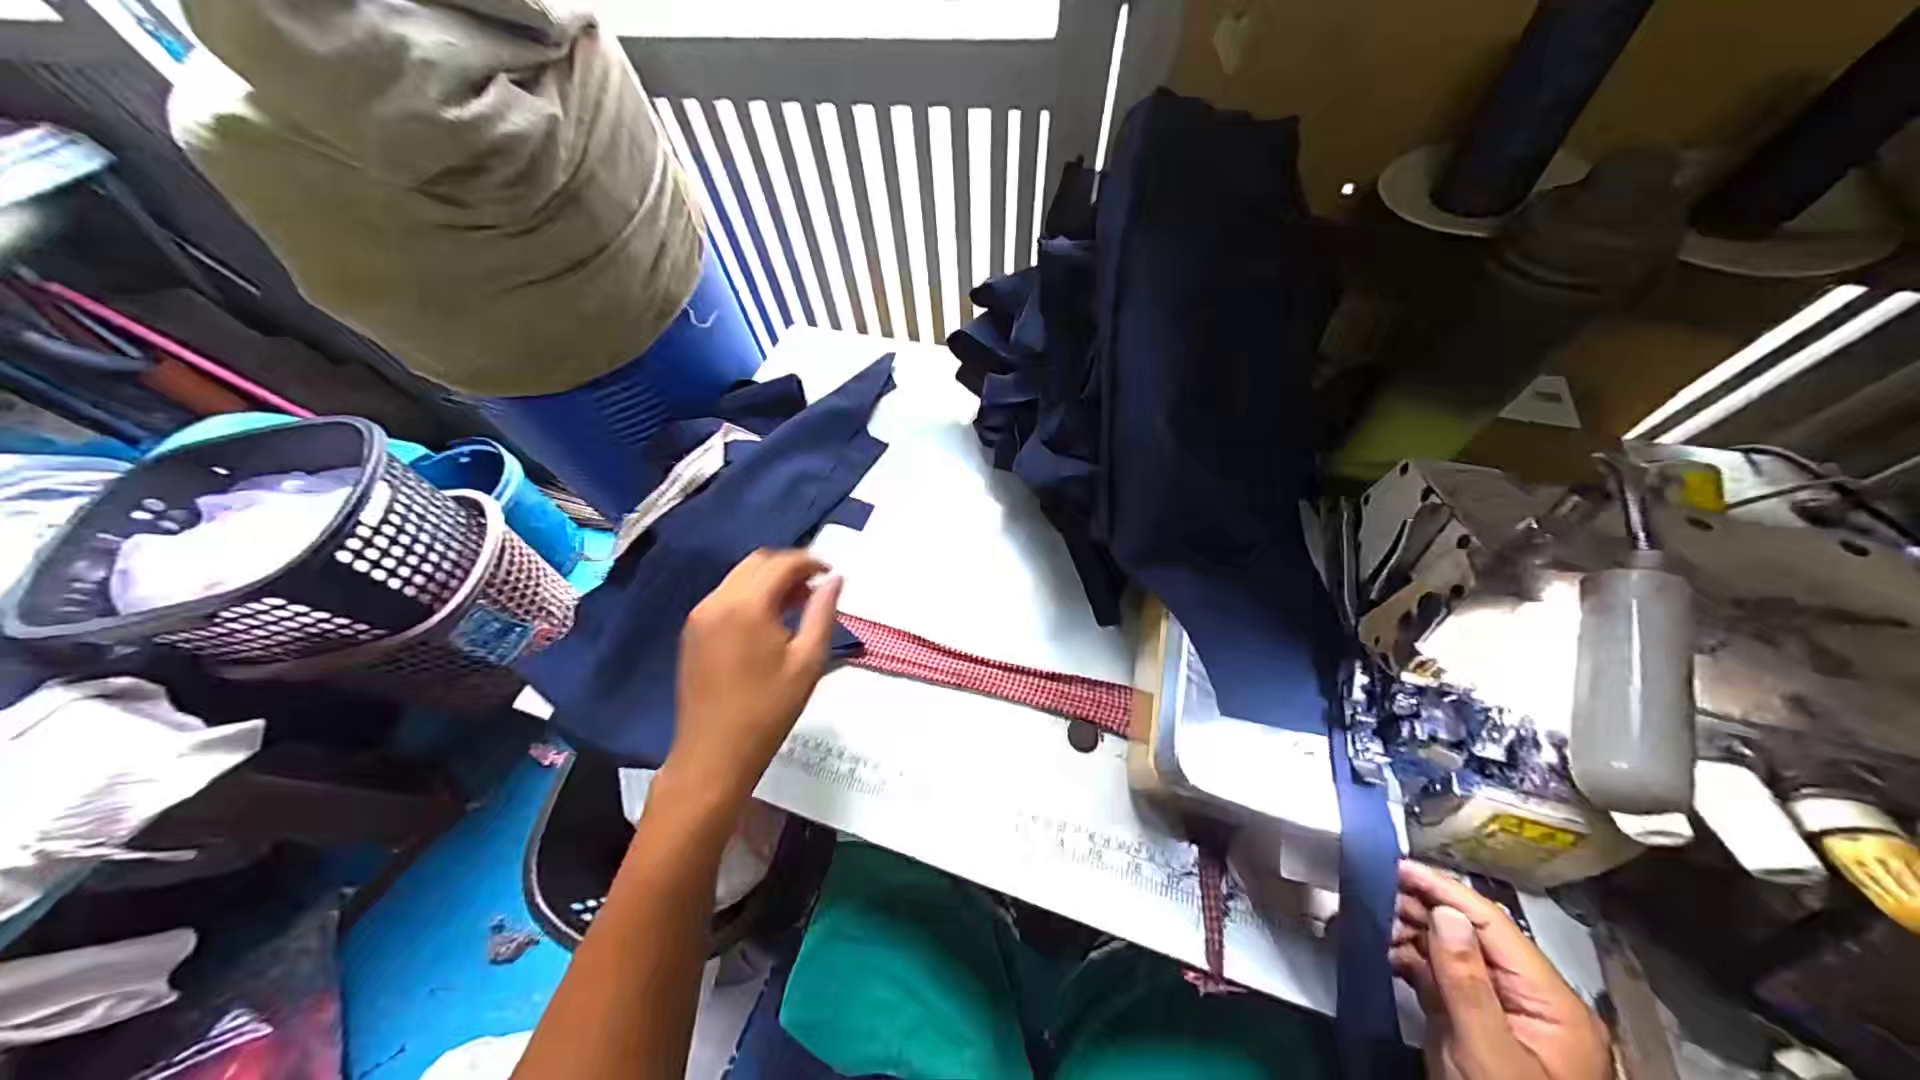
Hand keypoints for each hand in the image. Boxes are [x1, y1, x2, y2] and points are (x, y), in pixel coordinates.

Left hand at [669, 549, 841, 801]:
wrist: (714, 753)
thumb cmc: (768, 710)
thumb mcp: (808, 661)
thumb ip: (823, 613)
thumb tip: (834, 580)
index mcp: (747, 605)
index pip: (782, 563)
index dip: (810, 562)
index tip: (830, 575)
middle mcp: (718, 601)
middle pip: (757, 562)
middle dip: (788, 567)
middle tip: (814, 590)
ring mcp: (699, 615)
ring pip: (738, 577)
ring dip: (768, 581)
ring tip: (794, 607)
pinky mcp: (691, 631)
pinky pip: (724, 596)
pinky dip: (749, 596)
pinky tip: (766, 623)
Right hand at [1390, 861, 1611, 1079]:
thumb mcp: (1490, 1055)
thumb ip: (1469, 984)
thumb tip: (1447, 914)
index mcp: (1550, 1001)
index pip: (1494, 926)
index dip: (1446, 892)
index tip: (1401, 868)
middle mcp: (1524, 997)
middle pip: (1470, 933)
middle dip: (1421, 907)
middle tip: (1374, 889)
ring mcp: (1494, 1009)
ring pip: (1449, 950)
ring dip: (1409, 929)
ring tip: (1373, 917)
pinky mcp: (1466, 1022)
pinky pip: (1436, 976)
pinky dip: (1407, 957)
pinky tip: (1383, 948)